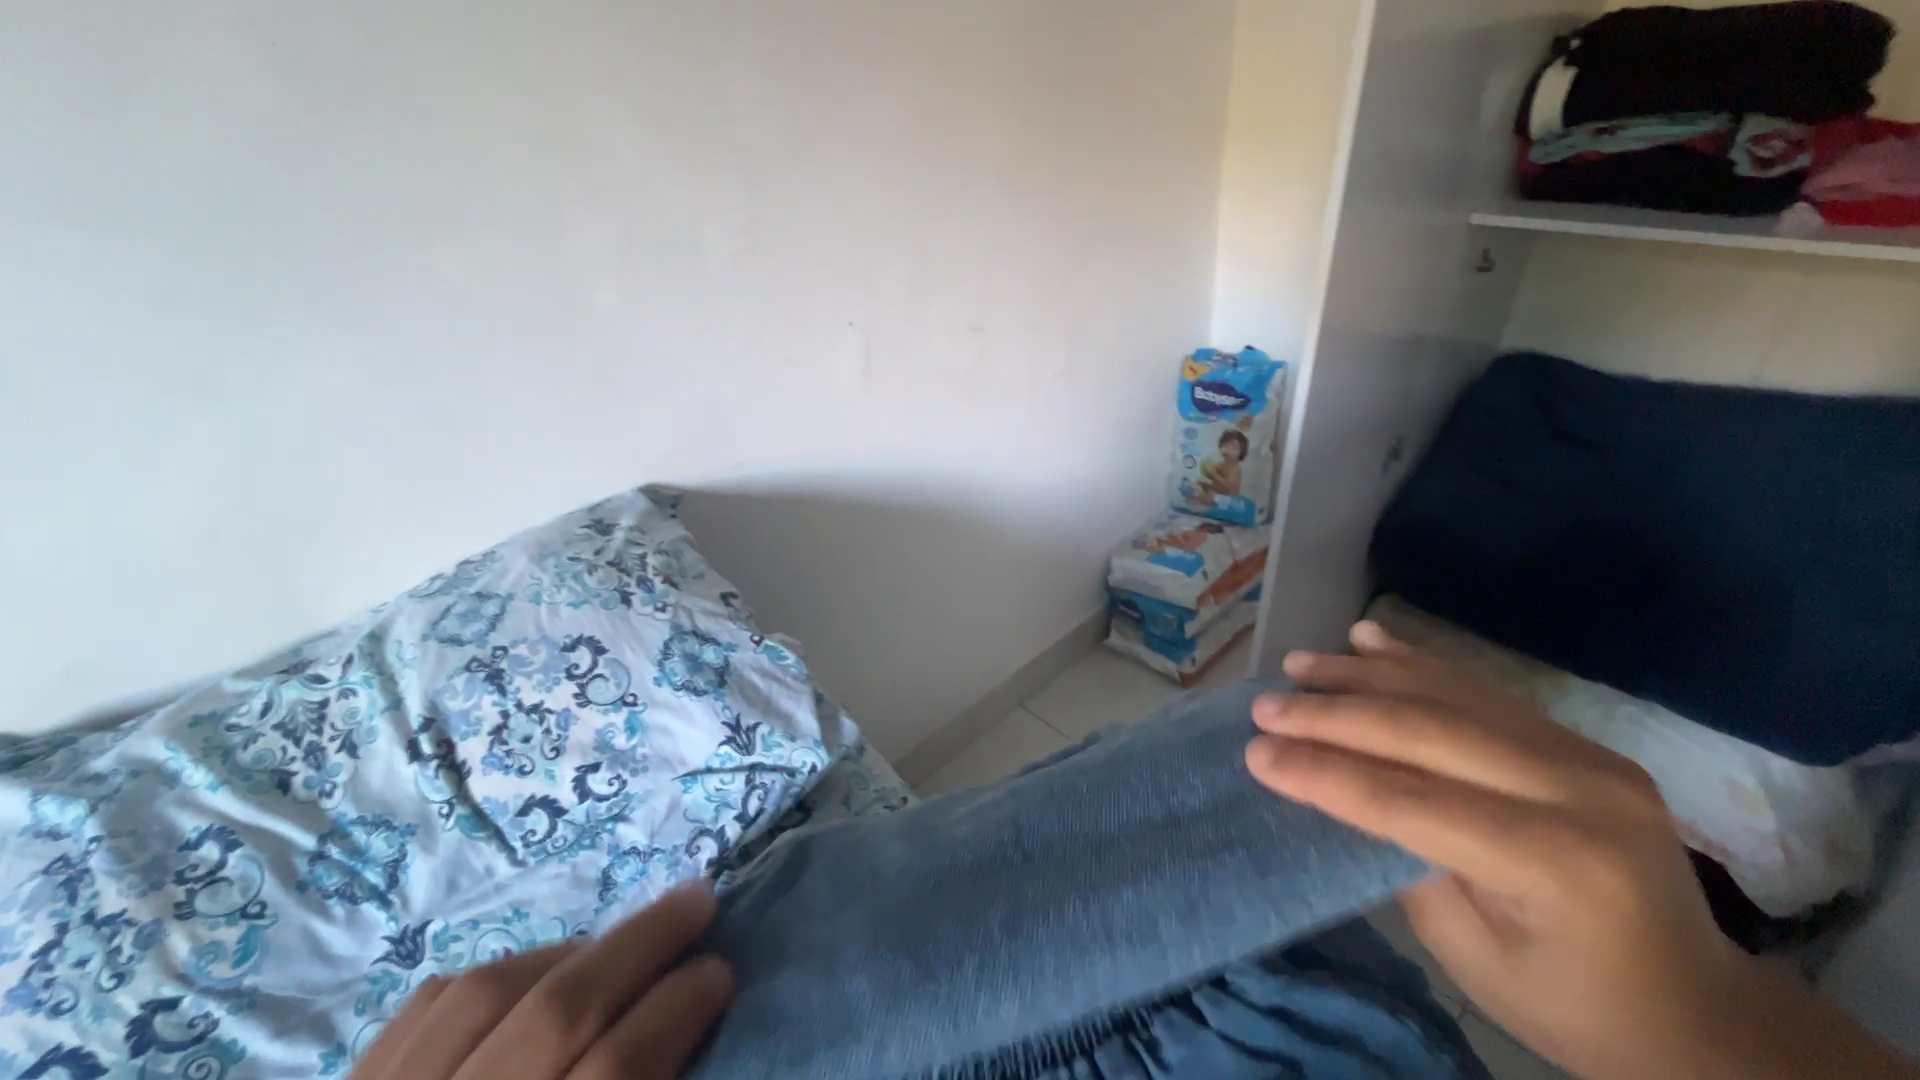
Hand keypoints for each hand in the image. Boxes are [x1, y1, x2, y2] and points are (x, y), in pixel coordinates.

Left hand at [351, 881, 733, 1079]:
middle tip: (699, 901)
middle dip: (642, 945)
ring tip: (624, 937)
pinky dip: (495, 975)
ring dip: (573, 951)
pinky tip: (537, 970)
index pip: (611, 1077)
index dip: (676, 1011)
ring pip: (484, 998)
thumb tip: (682, 1051)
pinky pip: (423, 1010)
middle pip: (554, 1016)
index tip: (719, 971)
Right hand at [1244, 622, 1915, 1079]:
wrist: (1697, 1009)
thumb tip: (1339, 785)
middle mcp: (1579, 790)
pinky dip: (1419, 662)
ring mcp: (1588, 755)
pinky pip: (1485, 692)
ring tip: (1299, 665)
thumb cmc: (1571, 1004)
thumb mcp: (1471, 953)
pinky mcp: (1581, 742)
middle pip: (1429, 732)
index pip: (1410, 800)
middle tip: (1265, 706)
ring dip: (1365, 675)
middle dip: (1333, 716)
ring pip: (1452, 695)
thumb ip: (1406, 858)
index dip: (1324, 774)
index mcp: (1554, 860)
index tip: (1255, 753)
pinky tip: (1368, 637)